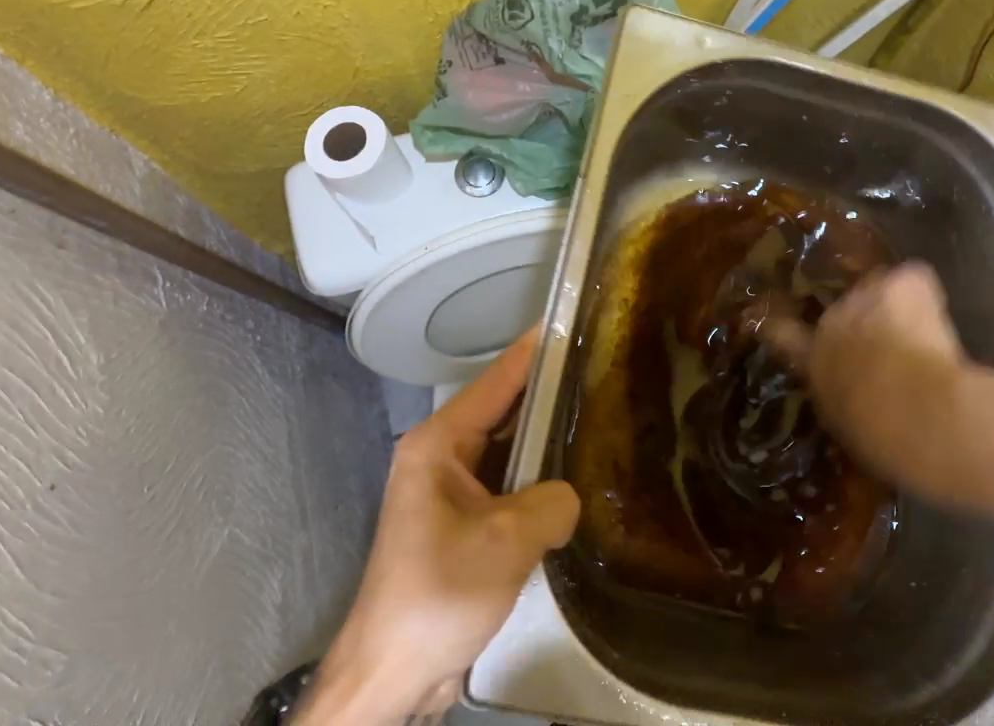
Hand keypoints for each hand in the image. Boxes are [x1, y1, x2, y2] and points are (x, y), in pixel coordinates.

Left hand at [292, 334, 579, 724]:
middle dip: (548, 395)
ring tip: (599, 420)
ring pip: (506, 453)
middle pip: (502, 412)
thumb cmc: (438, 595)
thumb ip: (552, 502)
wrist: (391, 672)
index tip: (570, 321)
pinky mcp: (460, 528)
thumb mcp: (507, 541)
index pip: (495, 382)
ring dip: (544, 444)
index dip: (533, 352)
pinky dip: (536, 482)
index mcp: (437, 446)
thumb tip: (567, 497)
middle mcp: (439, 460)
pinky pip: (506, 489)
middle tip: (602, 374)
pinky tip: (575, 481)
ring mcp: (448, 495)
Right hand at [763, 261, 993, 518]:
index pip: (783, 336)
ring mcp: (864, 298)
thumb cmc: (881, 435)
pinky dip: (928, 296)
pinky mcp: (900, 285)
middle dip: (867, 320)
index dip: (779, 325)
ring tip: (925, 336)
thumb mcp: (850, 427)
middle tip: (894, 344)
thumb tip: (856, 401)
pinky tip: (942, 319)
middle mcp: (831, 324)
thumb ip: (845, 403)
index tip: (767, 316)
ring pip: (881, 290)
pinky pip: (914, 280)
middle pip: (846, 307)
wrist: (916, 414)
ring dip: (899, 307)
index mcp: (815, 363)